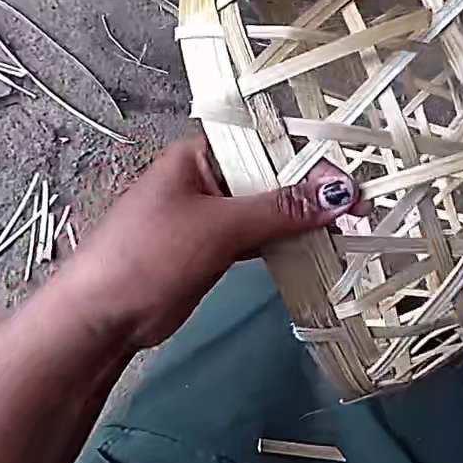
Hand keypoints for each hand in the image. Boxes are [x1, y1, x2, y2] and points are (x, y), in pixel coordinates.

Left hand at [52, 134, 362, 349]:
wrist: (103, 318)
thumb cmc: (150, 254)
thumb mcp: (218, 226)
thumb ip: (280, 209)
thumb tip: (339, 192)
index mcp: (201, 154)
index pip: (266, 145)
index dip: (311, 160)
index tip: (350, 183)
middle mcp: (209, 177)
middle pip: (272, 176)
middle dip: (313, 192)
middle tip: (359, 209)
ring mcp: (213, 214)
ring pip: (269, 208)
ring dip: (304, 218)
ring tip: (349, 227)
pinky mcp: (217, 247)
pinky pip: (260, 236)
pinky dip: (286, 241)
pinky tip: (317, 245)